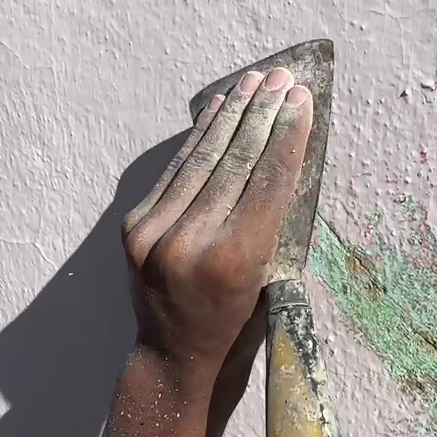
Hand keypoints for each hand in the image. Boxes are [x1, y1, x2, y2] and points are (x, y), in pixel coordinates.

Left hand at [122, 66, 313, 387]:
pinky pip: (176, 171)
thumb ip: (272, 219)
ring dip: (231, 114)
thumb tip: (280, 149)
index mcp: (235, 261)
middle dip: (262, 114)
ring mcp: (154, 232)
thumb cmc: (241, 324)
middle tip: (283, 78)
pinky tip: (218, 109)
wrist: (174, 358)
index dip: (288, 136)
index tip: (302, 99)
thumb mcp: (271, 275)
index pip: (268, 181)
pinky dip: (199, 137)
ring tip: (254, 81)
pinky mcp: (134, 225)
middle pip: (234, 162)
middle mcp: (189, 242)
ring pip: (202, 159)